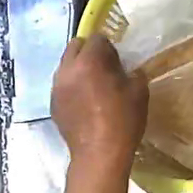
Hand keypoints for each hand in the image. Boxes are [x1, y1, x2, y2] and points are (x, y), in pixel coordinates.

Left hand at [53, 36, 147, 171]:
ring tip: (93, 85)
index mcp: (89, 62)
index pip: (96, 38)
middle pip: (74, 46)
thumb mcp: (139, 92)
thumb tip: (128, 70)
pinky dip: (72, 86)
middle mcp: (67, 70)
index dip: (109, 46)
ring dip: (78, 68)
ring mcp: (56, 88)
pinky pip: (62, 85)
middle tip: (104, 67)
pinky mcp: (53, 104)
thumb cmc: (123, 121)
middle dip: (89, 51)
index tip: (117, 60)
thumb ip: (133, 73)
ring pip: (65, 66)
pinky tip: (85, 102)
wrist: (99, 154)